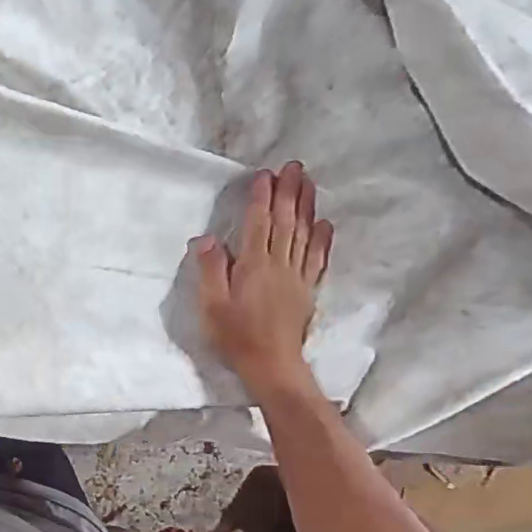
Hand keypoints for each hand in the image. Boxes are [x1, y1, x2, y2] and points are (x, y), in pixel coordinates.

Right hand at [187, 161, 333, 398]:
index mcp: (253, 266)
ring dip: (306, 206)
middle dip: (288, 192)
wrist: (271, 365)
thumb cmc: (235, 335)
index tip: (264, 174)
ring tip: (309, 182)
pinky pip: (317, 258)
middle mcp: (278, 265)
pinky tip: (324, 223)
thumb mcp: (211, 305)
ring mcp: (296, 276)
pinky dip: (322, 238)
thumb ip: (210, 270)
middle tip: (294, 166)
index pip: (258, 224)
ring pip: (303, 234)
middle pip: (285, 222)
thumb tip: (207, 239)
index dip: (261, 198)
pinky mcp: (307, 290)